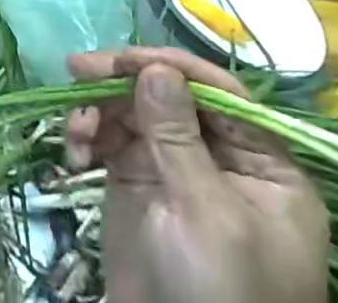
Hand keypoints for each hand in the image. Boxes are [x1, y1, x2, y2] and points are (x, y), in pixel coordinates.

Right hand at [65, 48, 328, 302]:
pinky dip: (90, 138)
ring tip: (76, 129)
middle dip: (123, 82)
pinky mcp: (136, 185)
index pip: (220, 95)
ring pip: (134, 115)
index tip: (122, 58)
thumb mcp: (205, 215)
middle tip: (77, 68)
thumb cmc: (217, 296)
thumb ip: (179, 137)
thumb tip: (157, 67)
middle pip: (170, 97)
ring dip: (99, 112)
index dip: (172, 68)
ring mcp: (175, 171)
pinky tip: (74, 153)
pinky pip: (112, 142)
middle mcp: (220, 160)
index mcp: (263, 167)